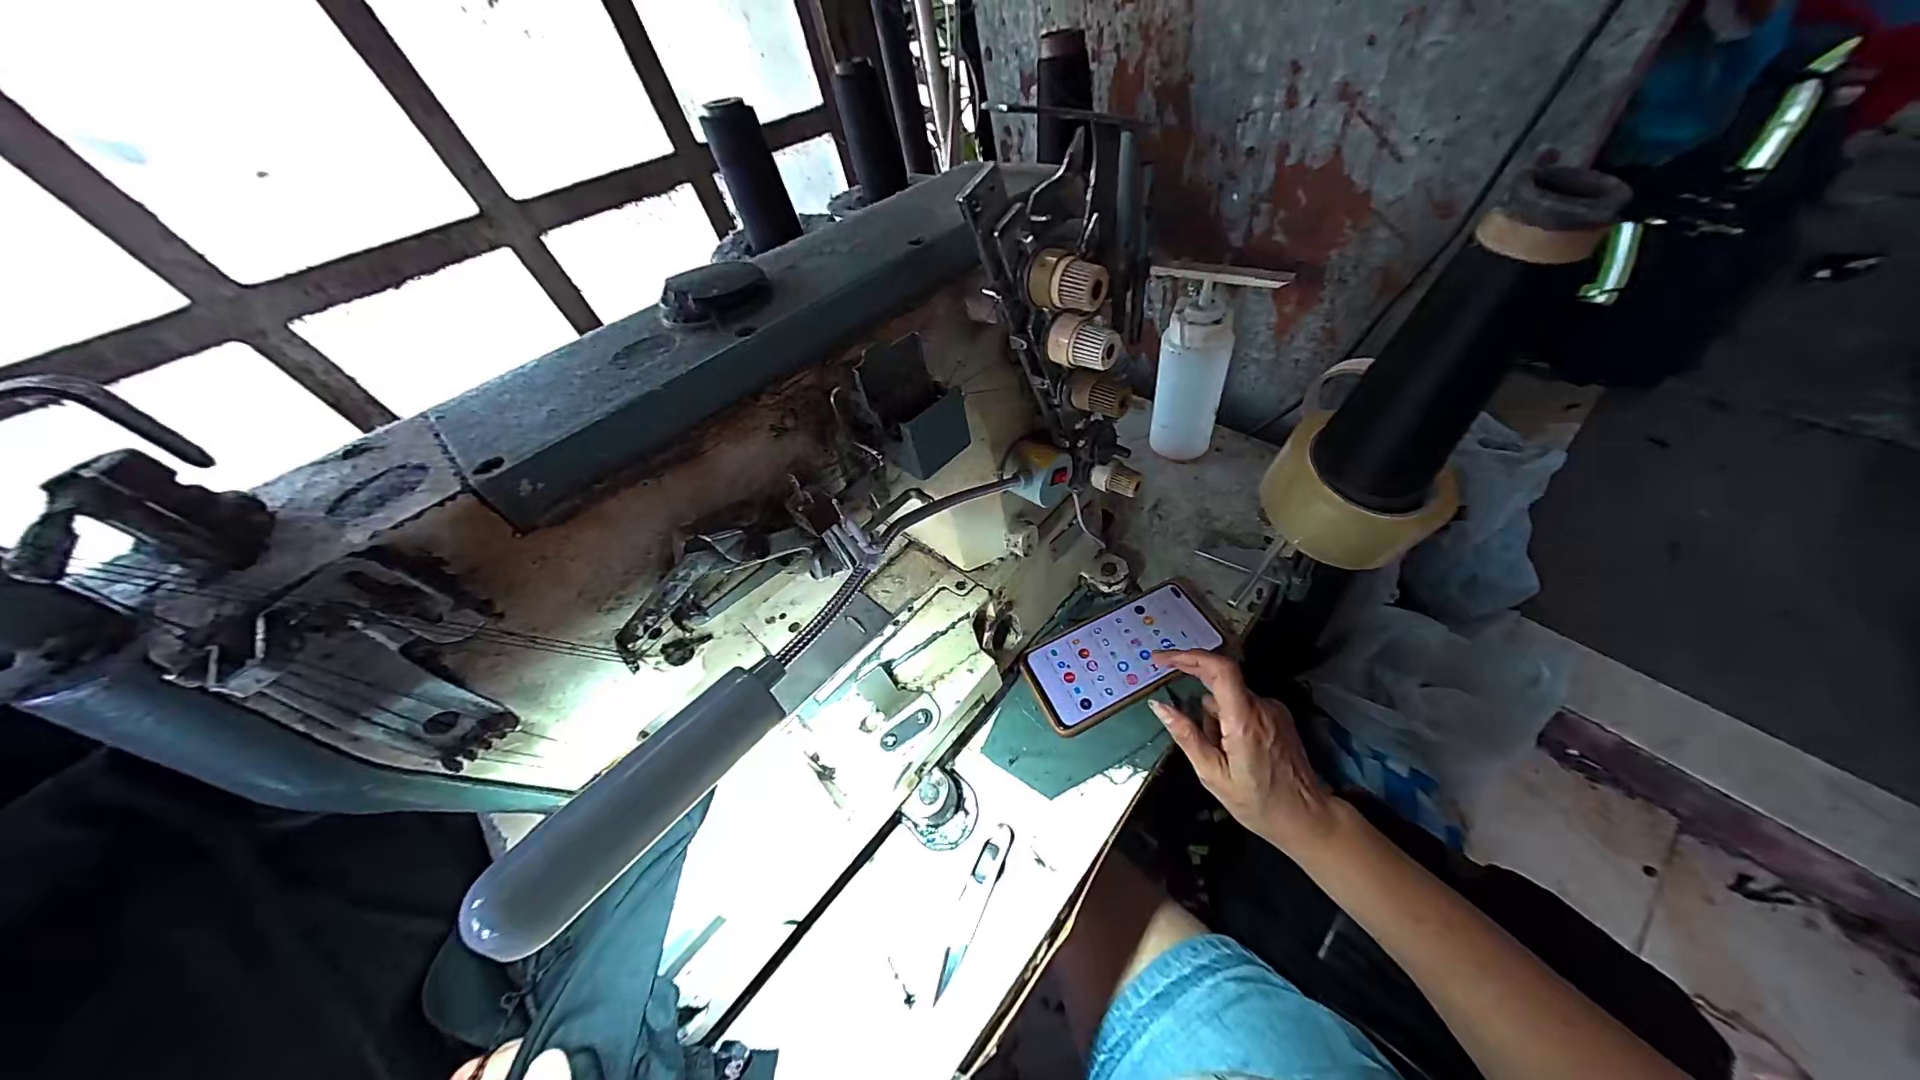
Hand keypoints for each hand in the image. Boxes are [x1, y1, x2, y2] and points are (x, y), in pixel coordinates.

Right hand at [1147, 650, 1339, 855]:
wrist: (1306, 817)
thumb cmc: (1258, 802)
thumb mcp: (1212, 774)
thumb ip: (1185, 736)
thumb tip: (1160, 706)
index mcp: (1244, 721)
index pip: (1220, 669)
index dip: (1188, 656)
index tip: (1162, 659)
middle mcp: (1262, 707)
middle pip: (1220, 677)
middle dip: (1191, 681)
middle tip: (1169, 694)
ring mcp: (1273, 710)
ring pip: (1229, 695)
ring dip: (1212, 711)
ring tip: (1215, 750)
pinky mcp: (1278, 715)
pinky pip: (1242, 704)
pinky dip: (1228, 717)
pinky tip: (1230, 747)